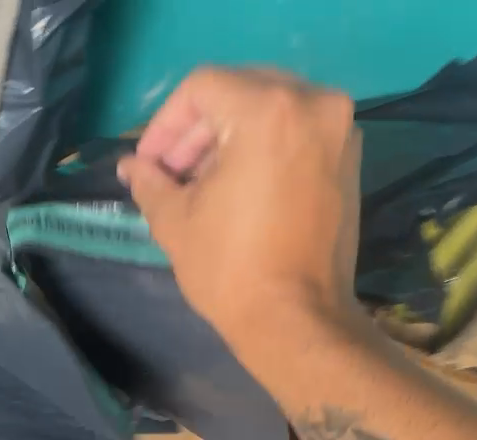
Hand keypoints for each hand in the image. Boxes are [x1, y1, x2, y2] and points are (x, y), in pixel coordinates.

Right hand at [118, 68, 362, 345]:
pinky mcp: (346, 156)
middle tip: (166, 174)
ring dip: (224, 140)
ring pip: (267, 109)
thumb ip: (150, 182)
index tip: (146, 163)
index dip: (163, 123)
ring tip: (196, 186)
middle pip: (238, 91)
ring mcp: (338, 128)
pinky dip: (258, 149)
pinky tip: (232, 191)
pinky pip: (293, 131)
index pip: (203, 87)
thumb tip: (130, 166)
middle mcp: (313, 104)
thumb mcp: (174, 221)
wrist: (292, 314)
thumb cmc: (226, 267)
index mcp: (268, 112)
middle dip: (194, 131)